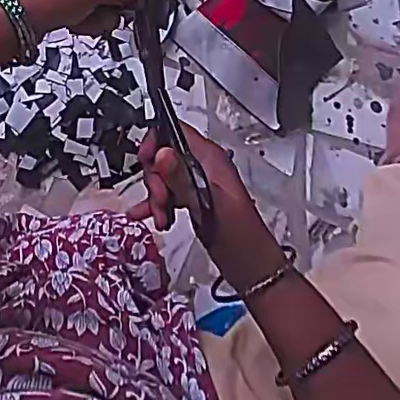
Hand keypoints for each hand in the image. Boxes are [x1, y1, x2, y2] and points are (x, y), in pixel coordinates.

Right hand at [128, 123, 282, 287]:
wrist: (252, 270)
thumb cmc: (242, 239)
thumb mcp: (206, 205)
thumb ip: (181, 178)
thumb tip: (162, 153)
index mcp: (210, 159)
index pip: (175, 130)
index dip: (155, 141)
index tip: (147, 163)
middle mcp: (203, 166)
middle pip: (163, 154)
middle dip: (154, 177)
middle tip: (160, 199)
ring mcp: (197, 182)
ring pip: (162, 175)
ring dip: (155, 195)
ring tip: (161, 215)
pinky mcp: (193, 198)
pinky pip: (167, 191)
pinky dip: (157, 203)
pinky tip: (150, 214)